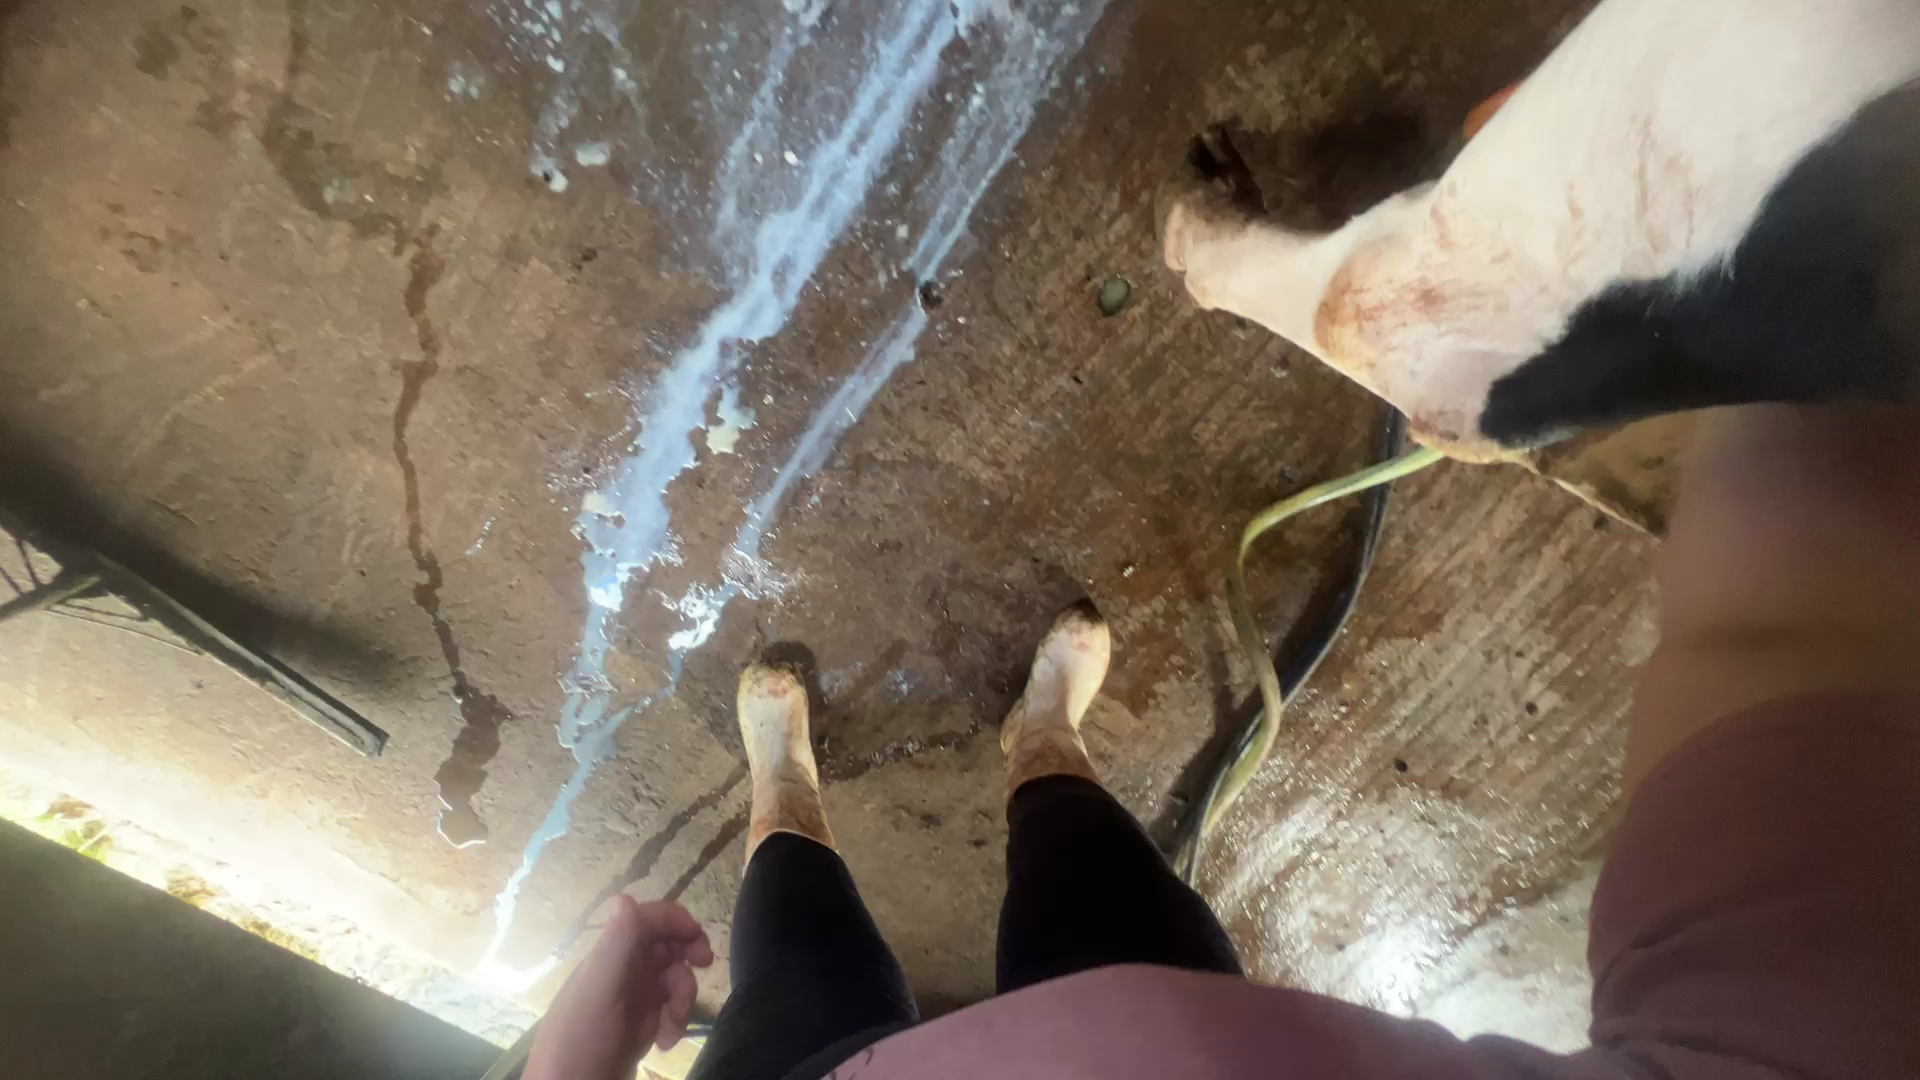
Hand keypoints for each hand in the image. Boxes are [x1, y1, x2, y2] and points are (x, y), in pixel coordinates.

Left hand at [524, 895, 714, 1079]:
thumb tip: (624, 895)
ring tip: (673, 1025)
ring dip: (683, 996)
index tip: (696, 938)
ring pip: (674, 978)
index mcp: (610, 956)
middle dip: (688, 955)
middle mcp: (623, 971)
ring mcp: (633, 1000)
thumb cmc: (581, 1042)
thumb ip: (617, 944)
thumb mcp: (599, 991)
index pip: (647, 919)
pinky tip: (665, 1042)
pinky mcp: (641, 1027)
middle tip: (705, 965)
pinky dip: (676, 1021)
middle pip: (668, 944)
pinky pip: (671, 1009)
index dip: (675, 920)